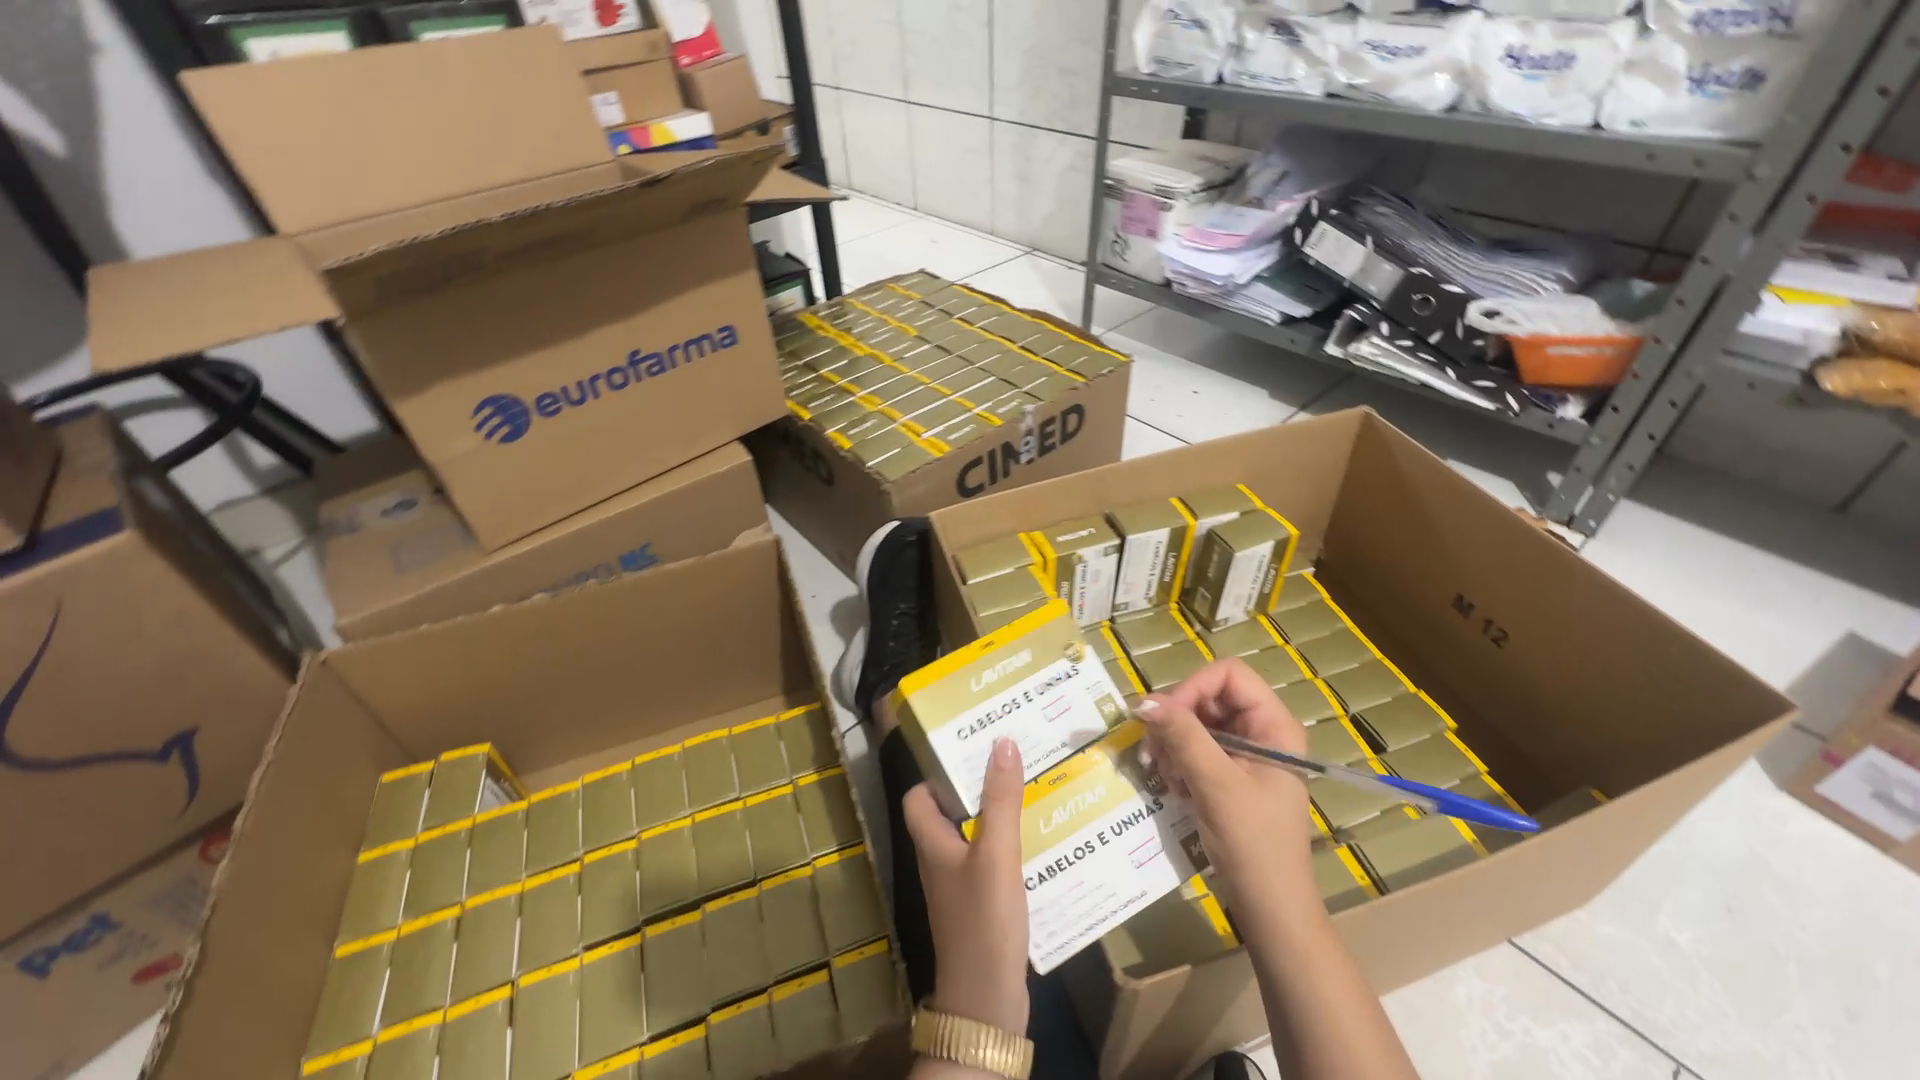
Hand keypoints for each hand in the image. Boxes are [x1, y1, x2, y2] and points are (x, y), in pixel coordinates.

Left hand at [901, 737, 1030, 1033]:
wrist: (986, 1002)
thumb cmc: (983, 921)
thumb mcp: (996, 854)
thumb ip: (1001, 801)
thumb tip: (1002, 741)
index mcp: (932, 844)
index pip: (918, 798)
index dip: (938, 775)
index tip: (973, 753)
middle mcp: (941, 863)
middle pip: (953, 816)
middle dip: (982, 791)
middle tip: (1018, 766)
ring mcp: (961, 889)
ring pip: (978, 841)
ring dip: (1003, 821)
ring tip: (1040, 797)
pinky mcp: (983, 910)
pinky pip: (996, 869)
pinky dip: (1016, 854)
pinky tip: (1047, 847)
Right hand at [1139, 658, 1316, 902]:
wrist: (1269, 905)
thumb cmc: (1253, 843)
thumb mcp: (1216, 785)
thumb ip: (1182, 737)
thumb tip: (1143, 700)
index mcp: (1275, 725)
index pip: (1228, 676)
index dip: (1192, 688)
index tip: (1162, 718)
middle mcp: (1263, 731)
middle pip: (1209, 697)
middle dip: (1176, 720)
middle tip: (1152, 752)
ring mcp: (1246, 754)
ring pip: (1198, 724)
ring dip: (1173, 744)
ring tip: (1165, 775)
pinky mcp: (1230, 776)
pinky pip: (1197, 750)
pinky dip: (1179, 762)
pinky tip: (1175, 788)